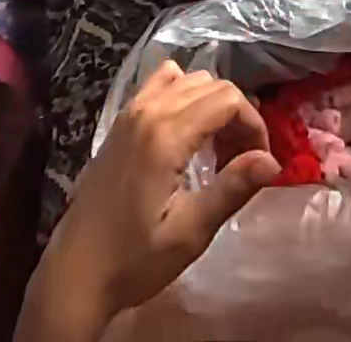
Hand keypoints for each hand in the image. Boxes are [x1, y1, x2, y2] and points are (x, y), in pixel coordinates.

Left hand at [20, 62, 278, 340]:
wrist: (77, 271)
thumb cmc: (135, 257)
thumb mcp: (190, 232)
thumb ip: (232, 188)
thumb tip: (272, 160)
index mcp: (166, 134)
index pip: (228, 100)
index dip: (253, 124)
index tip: (259, 161)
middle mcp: (149, 109)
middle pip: (212, 84)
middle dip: (237, 115)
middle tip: (241, 159)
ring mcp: (132, 109)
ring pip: (189, 79)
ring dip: (212, 103)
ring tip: (217, 147)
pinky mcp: (122, 117)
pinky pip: (161, 82)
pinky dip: (184, 92)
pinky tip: (187, 127)